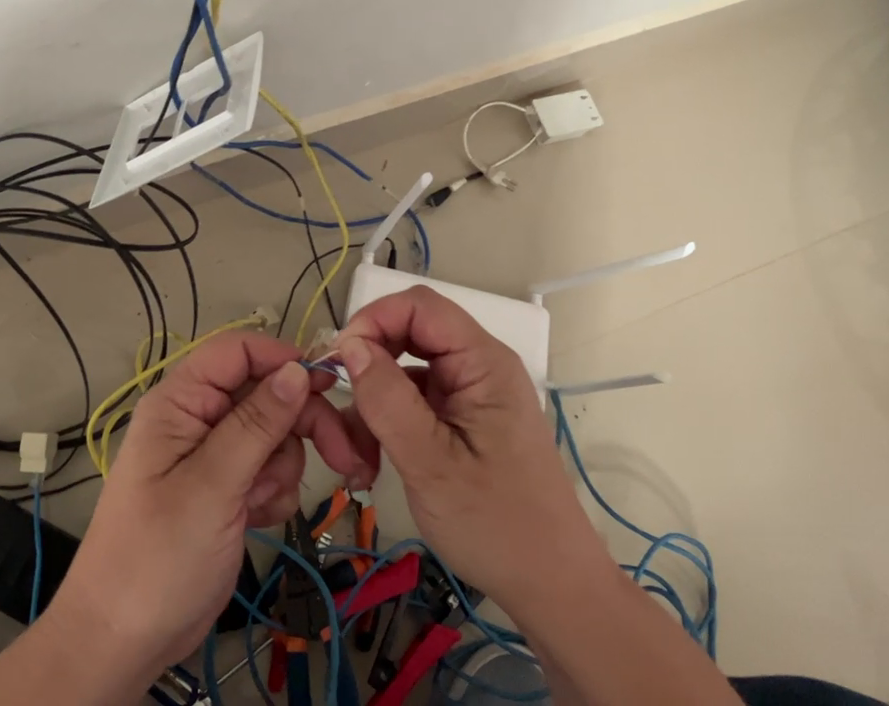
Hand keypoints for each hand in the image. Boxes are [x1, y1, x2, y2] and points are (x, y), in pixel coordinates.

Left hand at [48, 332, 371, 674]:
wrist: (127, 639)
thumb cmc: (158, 557)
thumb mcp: (211, 486)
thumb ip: (256, 424)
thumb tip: (297, 369)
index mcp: (180, 404)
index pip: (236, 352)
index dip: (282, 359)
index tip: (329, 385)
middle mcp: (197, 421)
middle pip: (266, 393)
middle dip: (301, 422)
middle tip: (342, 456)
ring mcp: (213, 458)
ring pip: (275, 433)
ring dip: (283, 466)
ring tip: (260, 503)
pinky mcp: (227, 491)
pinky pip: (270, 470)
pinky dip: (275, 492)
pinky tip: (259, 519)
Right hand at [335, 286, 599, 610]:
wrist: (550, 583)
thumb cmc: (496, 524)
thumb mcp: (430, 463)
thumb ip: (387, 399)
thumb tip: (349, 344)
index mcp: (483, 363)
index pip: (419, 306)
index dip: (373, 319)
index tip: (338, 361)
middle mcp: (479, 367)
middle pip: (410, 334)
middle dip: (368, 364)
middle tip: (339, 408)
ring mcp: (471, 394)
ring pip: (404, 370)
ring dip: (373, 403)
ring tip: (356, 456)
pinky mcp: (463, 420)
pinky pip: (414, 401)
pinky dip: (387, 423)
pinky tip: (372, 462)